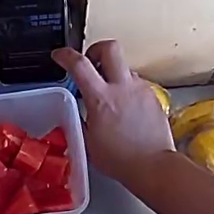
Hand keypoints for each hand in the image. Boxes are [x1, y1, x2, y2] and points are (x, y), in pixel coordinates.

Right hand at [52, 41, 174, 189]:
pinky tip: (125, 109)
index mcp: (101, 98)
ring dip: (114, 74)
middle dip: (96, 50)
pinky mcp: (153, 98)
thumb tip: (79, 110)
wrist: (153, 166)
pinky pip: (137, 84)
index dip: (66, 55)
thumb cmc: (121, 159)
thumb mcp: (89, 141)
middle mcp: (123, 88)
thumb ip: (82, 119)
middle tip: (91, 63)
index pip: (79, 64)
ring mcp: (141, 90)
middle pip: (110, 47)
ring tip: (109, 95)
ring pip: (124, 68)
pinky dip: (128, 90)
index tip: (60, 56)